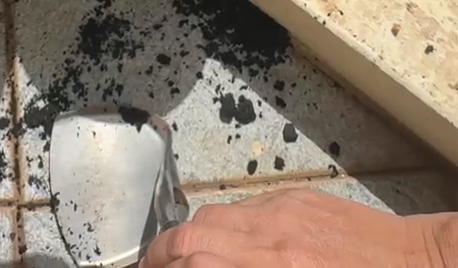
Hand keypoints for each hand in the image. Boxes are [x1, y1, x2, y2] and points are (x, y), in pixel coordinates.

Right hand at [140, 189, 434, 267]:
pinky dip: (221, 228)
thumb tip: (211, 266)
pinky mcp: (296, 197)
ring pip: (212, 217)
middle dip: (161, 256)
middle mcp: (273, 241)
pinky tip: (223, 246)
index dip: (165, 265)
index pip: (198, 260)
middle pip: (194, 238)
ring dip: (187, 240)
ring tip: (178, 261)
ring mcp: (283, 212)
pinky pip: (242, 208)